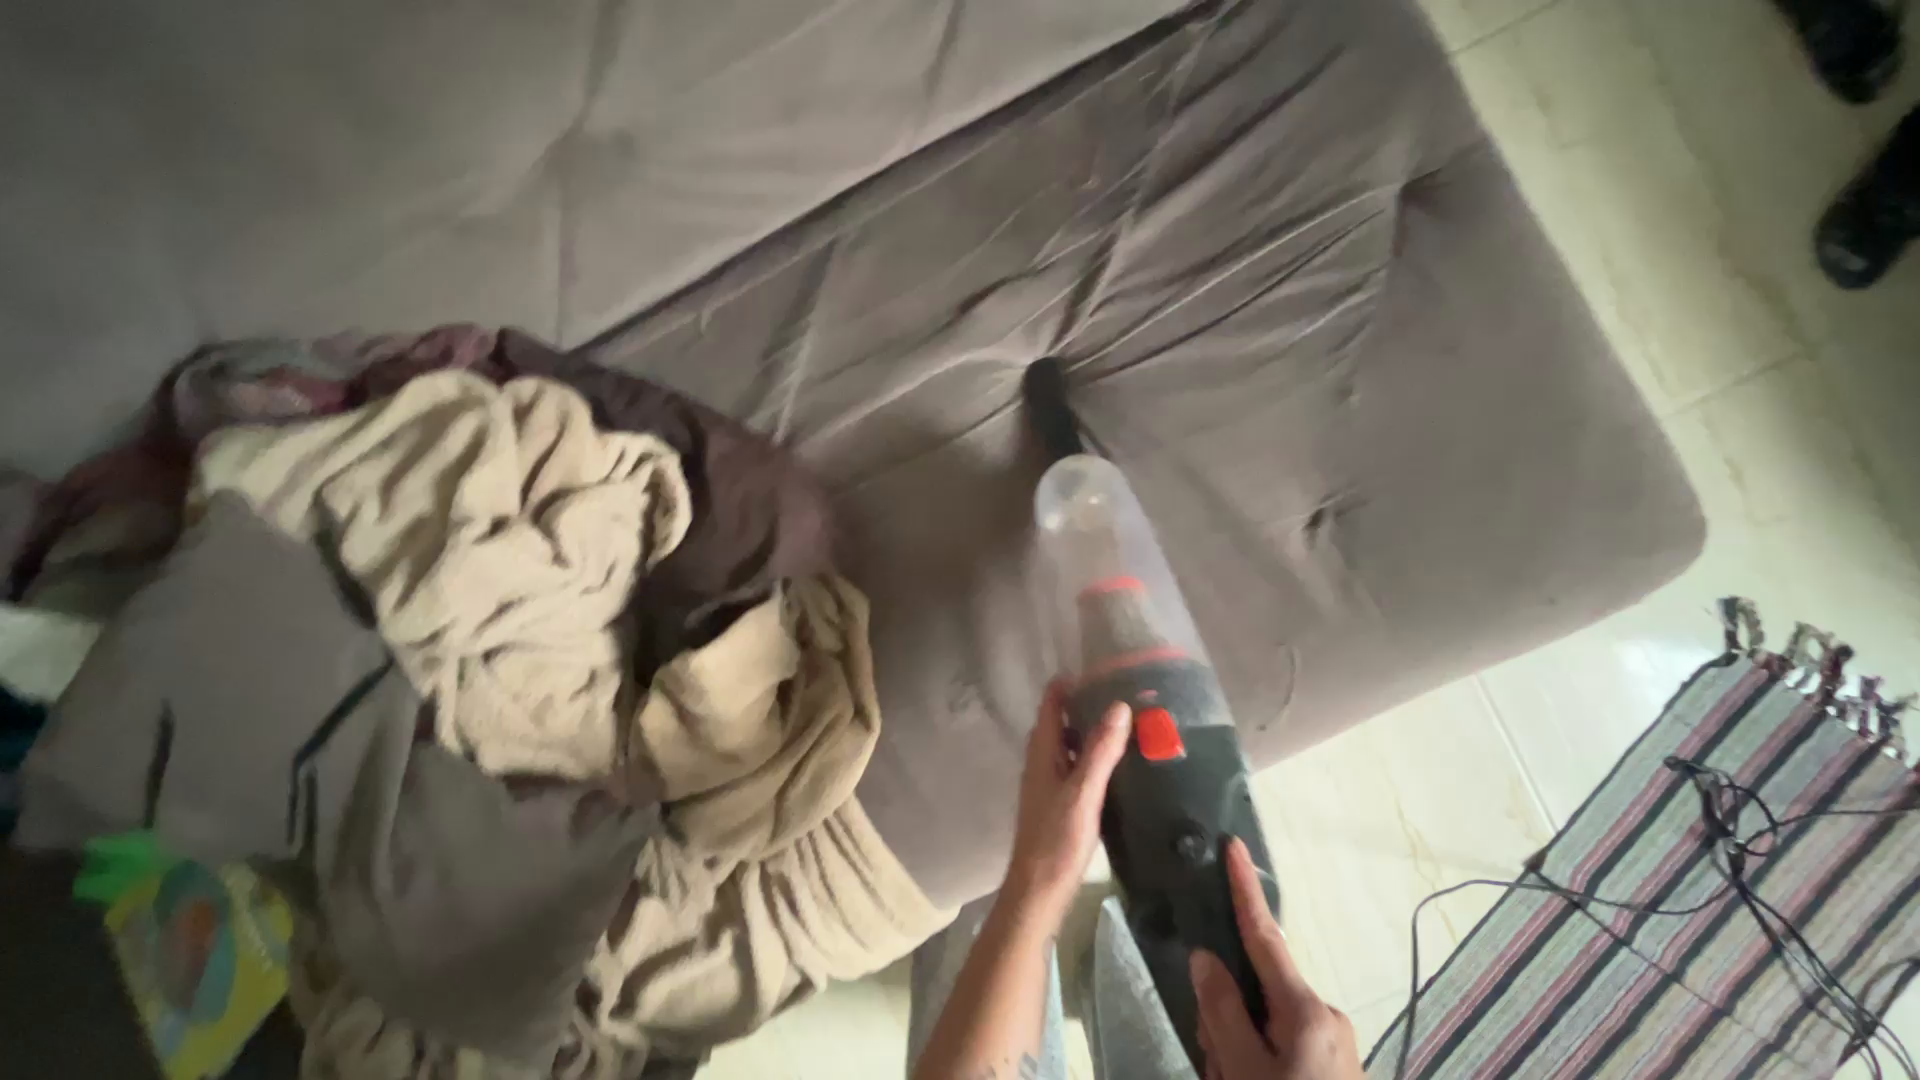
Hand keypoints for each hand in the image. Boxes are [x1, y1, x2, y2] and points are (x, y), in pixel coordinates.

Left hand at [1002, 681, 1131, 932]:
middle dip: (1087, 705)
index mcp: (1041, 752)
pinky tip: (1120, 768)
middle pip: (1060, 721)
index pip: (1051, 702)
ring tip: (1130, 726)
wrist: (1038, 892)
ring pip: (1069, 746)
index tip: (1104, 671)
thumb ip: (1099, 751)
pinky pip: (1076, 768)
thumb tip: (1118, 706)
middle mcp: (1041, 762)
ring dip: (1092, 733)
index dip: (1072, 683)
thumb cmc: (1057, 840)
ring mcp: (1048, 784)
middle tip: (1127, 695)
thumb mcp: (1084, 793)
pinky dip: (1094, 759)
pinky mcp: (1058, 803)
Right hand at [1190, 840, 1363, 1079]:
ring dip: (1236, 1050)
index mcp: (1305, 1011)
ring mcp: (1332, 1046)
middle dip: (1224, 1017)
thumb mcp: (1244, 1073)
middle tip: (1218, 1067)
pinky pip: (1279, 1049)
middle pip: (1253, 990)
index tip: (1235, 845)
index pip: (1264, 936)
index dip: (1245, 890)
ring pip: (1261, 1024)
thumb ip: (1221, 1011)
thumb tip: (1207, 957)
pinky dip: (1255, 1064)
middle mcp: (1324, 1018)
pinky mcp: (1331, 1069)